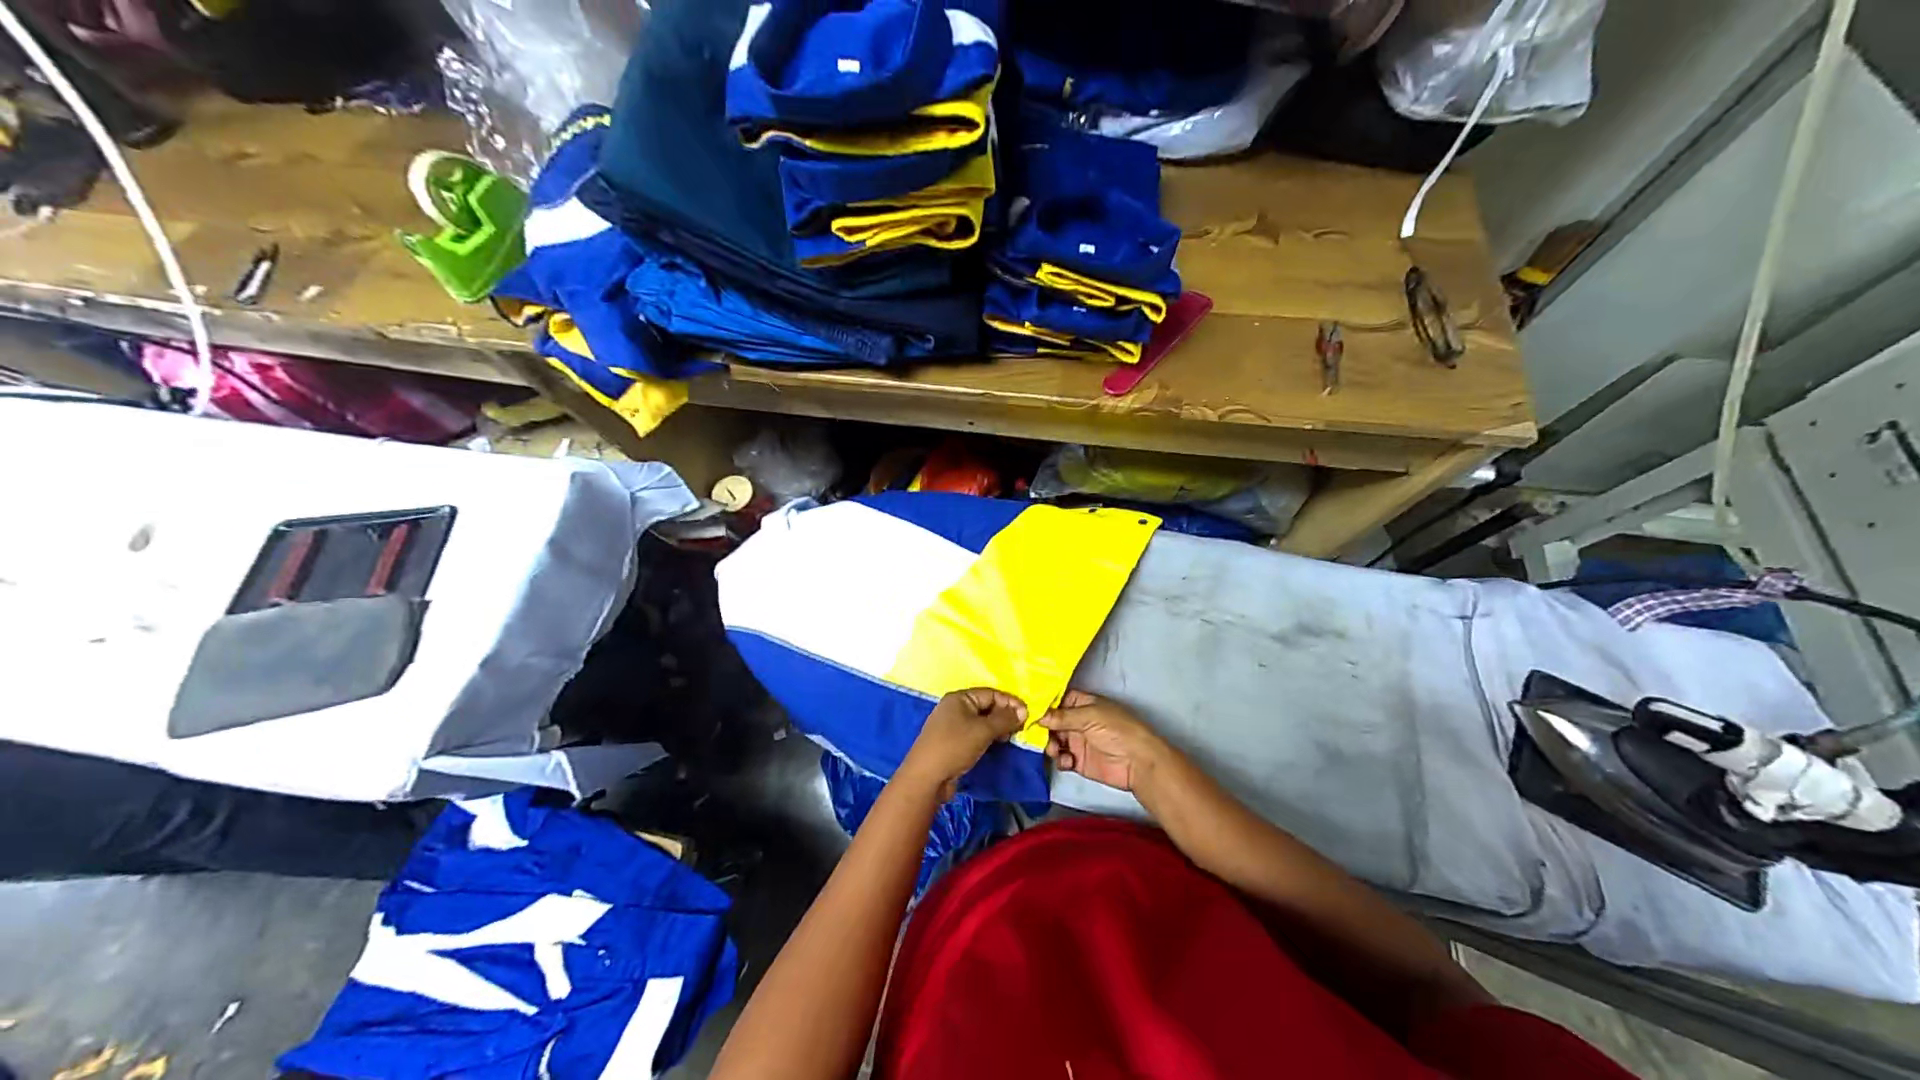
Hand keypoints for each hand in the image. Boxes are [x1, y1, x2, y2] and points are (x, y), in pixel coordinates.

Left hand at [898, 688, 1027, 798]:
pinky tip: (998, 744)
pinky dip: (988, 737)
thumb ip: (1004, 719)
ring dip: (998, 727)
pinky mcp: (954, 741)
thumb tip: (1023, 710)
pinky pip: (976, 733)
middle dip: (1005, 715)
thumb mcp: (983, 730)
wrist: (927, 777)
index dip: (1010, 702)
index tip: (1027, 714)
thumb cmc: (955, 746)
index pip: (991, 693)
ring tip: (1011, 737)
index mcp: (959, 698)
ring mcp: (953, 725)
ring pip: (982, 721)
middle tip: (1021, 727)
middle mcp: (955, 708)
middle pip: (986, 706)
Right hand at [1040, 690, 1166, 792]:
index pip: (1057, 700)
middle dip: (1041, 726)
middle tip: (1034, 732)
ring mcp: (1077, 741)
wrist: (1138, 763)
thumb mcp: (1090, 716)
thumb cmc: (1118, 730)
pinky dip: (1059, 759)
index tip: (1026, 707)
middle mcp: (1077, 721)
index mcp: (1082, 704)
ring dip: (1049, 744)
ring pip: (1053, 740)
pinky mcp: (1078, 760)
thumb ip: (1062, 716)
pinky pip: (1061, 758)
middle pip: (1051, 721)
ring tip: (1055, 749)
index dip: (1043, 703)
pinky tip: (1067, 760)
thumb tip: (1038, 715)